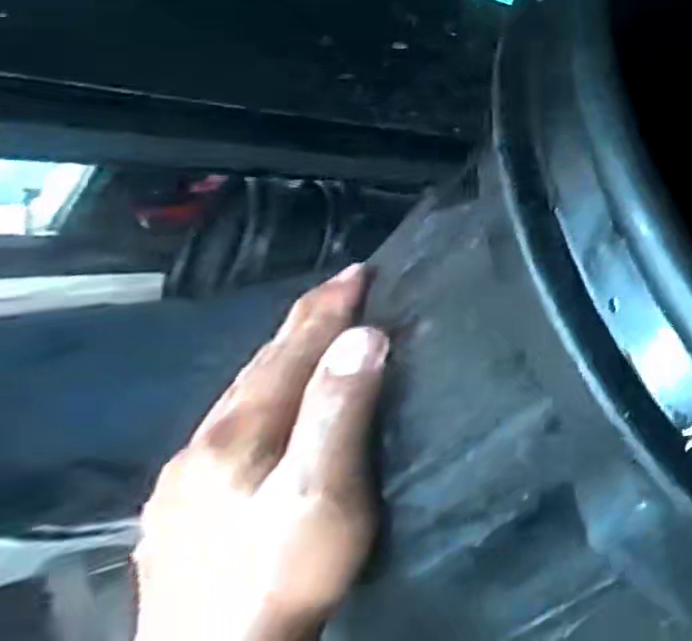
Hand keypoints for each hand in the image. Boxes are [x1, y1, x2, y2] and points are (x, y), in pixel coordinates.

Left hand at [134, 264, 387, 640]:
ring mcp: (185, 483)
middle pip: (258, 368)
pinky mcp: (184, 511)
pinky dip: (262, 395)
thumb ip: (340, 408)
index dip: (328, 307)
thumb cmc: (285, 563)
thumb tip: (365, 334)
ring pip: (239, 397)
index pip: (290, 351)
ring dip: (282, 357)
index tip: (361, 269)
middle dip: (304, 324)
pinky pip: (230, 426)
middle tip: (344, 290)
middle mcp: (201, 447)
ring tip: (314, 334)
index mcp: (236, 434)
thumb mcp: (324, 485)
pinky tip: (265, 409)